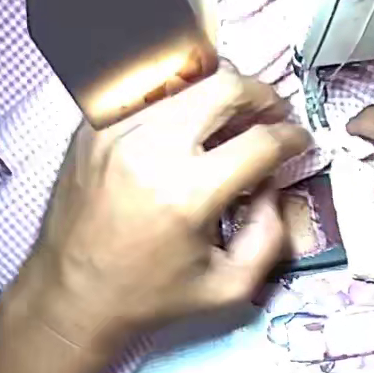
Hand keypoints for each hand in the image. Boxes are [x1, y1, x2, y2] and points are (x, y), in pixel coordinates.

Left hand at [3, 69, 310, 361]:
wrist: (72, 296)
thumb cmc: (155, 297)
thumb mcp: (231, 287)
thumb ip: (270, 235)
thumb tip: (273, 183)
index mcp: (187, 195)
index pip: (259, 142)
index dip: (293, 138)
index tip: (301, 142)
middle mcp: (149, 148)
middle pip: (225, 85)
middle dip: (263, 95)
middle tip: (274, 115)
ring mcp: (114, 129)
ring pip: (185, 76)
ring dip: (221, 90)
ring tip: (233, 116)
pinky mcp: (91, 125)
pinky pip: (146, 88)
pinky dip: (178, 94)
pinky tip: (189, 120)